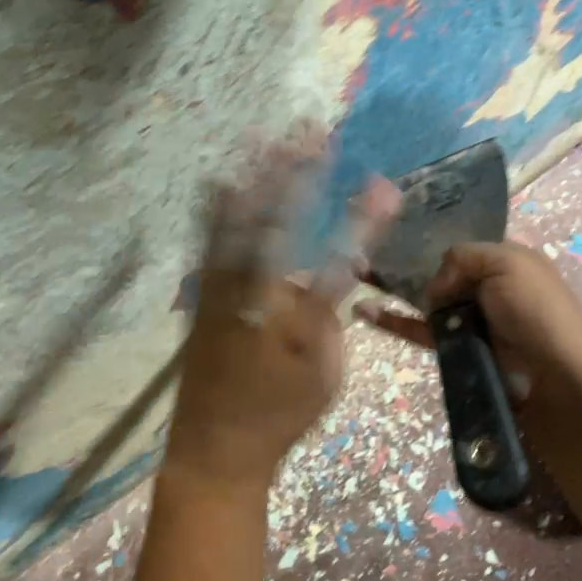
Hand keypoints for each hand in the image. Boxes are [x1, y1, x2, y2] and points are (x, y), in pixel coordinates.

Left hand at [165, 135, 399, 491]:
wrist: (213, 447)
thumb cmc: (278, 417)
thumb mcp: (323, 376)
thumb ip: (330, 319)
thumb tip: (329, 275)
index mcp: (290, 312)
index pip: (333, 254)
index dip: (359, 217)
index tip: (381, 184)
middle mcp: (248, 289)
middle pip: (273, 220)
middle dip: (293, 171)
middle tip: (309, 133)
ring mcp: (216, 288)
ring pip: (233, 222)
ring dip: (253, 177)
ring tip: (264, 137)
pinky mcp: (200, 294)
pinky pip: (209, 238)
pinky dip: (218, 204)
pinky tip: (220, 181)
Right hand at [355, 241, 581, 400]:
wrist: (553, 376)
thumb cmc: (535, 309)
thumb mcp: (505, 262)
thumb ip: (461, 258)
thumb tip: (433, 287)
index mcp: (504, 261)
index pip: (461, 246)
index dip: (431, 240)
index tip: (395, 232)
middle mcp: (484, 287)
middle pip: (437, 271)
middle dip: (402, 262)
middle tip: (364, 251)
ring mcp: (468, 319)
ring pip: (422, 300)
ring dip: (389, 288)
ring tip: (354, 272)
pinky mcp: (454, 348)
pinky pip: (418, 330)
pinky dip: (391, 321)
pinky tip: (363, 310)